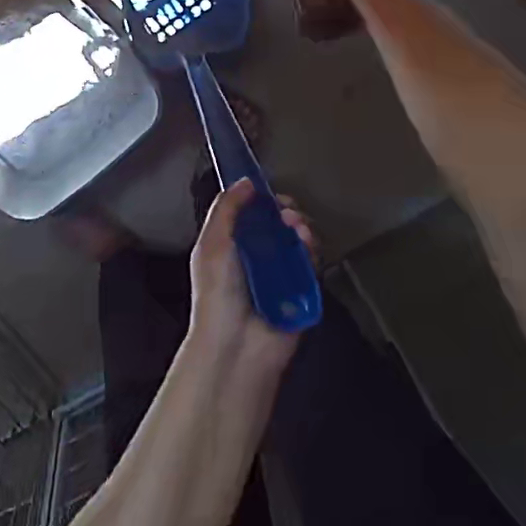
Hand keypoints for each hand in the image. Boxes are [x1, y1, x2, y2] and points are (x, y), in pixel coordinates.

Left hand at [188, 178, 317, 370]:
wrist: (236, 345)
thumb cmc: (217, 290)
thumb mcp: (213, 243)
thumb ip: (226, 209)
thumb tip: (246, 181)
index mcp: (231, 244)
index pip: (250, 214)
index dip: (261, 200)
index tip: (268, 192)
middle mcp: (256, 256)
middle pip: (277, 224)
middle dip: (284, 211)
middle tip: (287, 211)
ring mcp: (281, 272)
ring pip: (297, 239)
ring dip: (300, 227)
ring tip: (297, 227)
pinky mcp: (302, 289)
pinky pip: (312, 262)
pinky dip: (312, 249)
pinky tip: (307, 242)